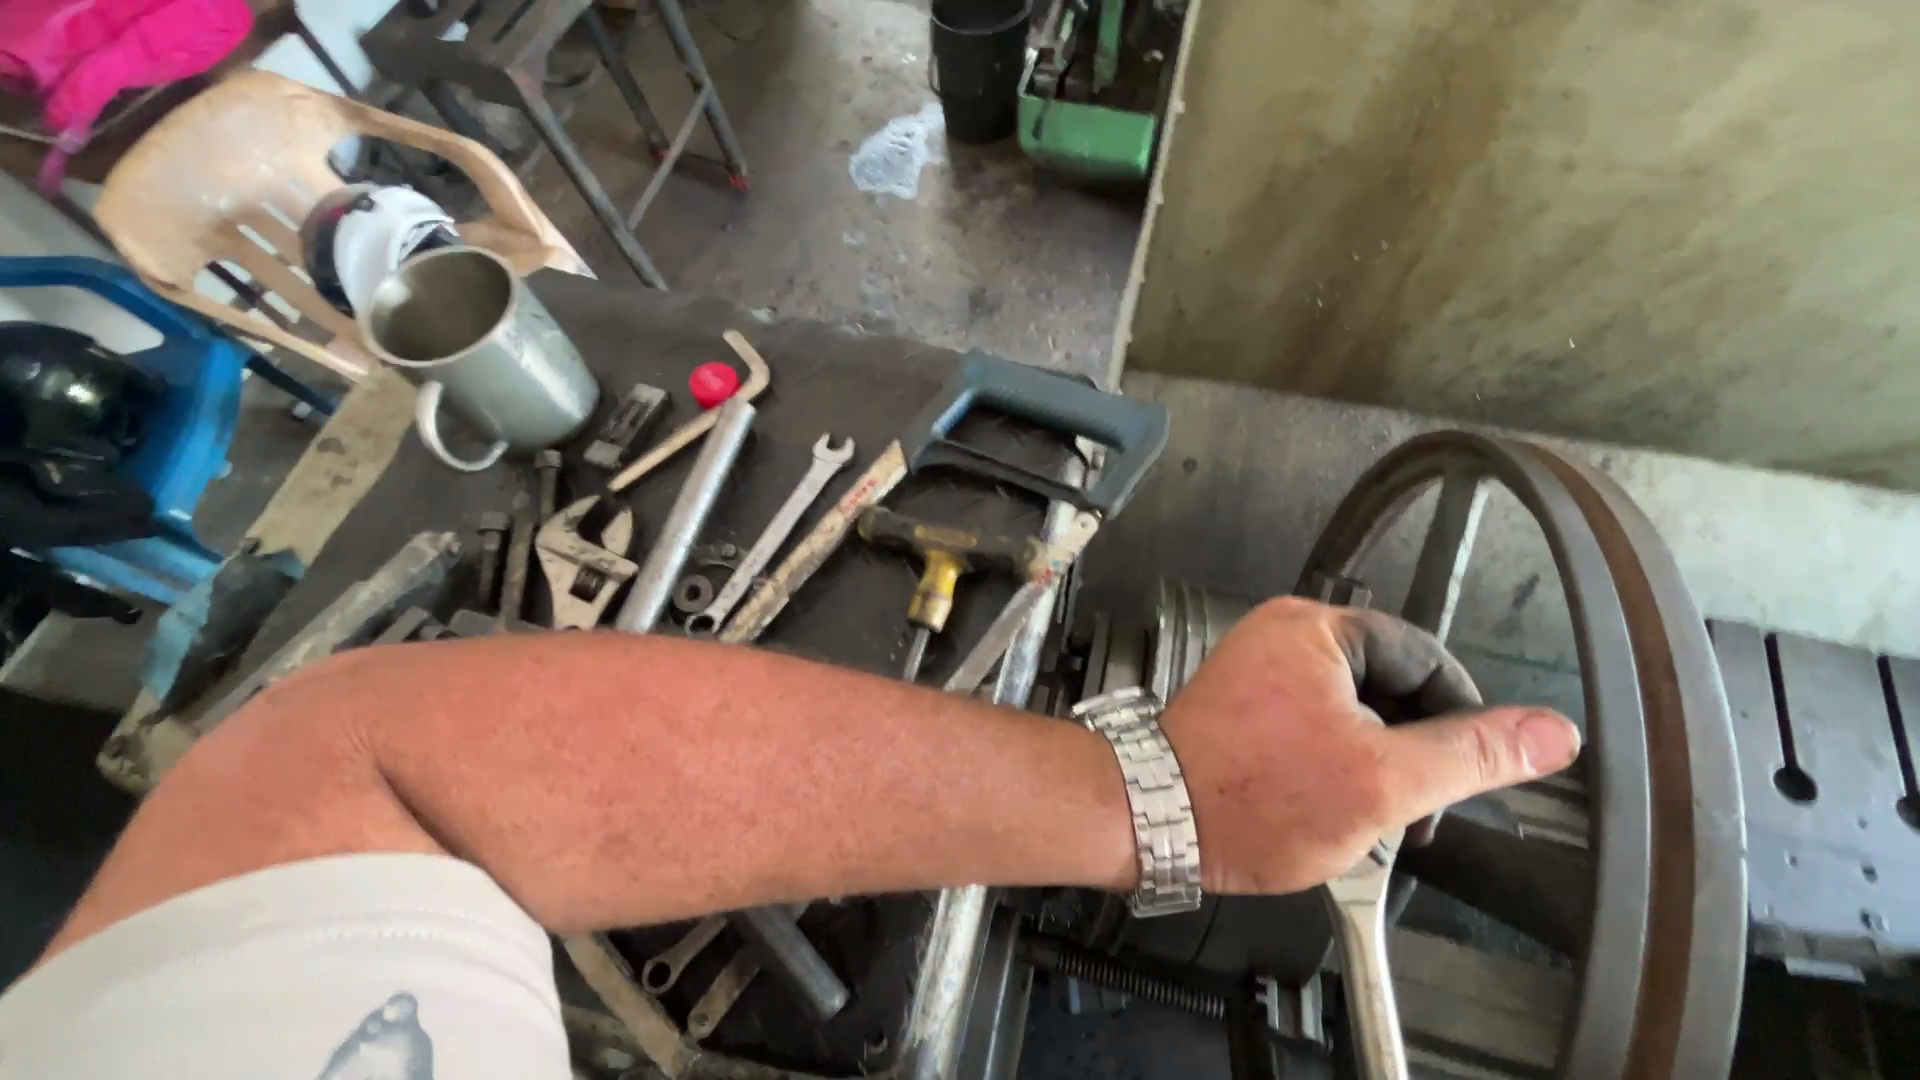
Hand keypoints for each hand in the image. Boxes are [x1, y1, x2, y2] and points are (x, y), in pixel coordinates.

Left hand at [1159, 597, 1580, 894]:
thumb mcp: (1384, 781)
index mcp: (1315, 630)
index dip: (1459, 718)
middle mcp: (1280, 636)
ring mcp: (1255, 669)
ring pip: (1350, 711)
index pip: (1423, 659)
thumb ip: (1471, 754)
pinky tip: (1331, 806)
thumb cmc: (1256, 798)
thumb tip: (1552, 731)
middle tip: (1416, 810)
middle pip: (1386, 685)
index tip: (1467, 773)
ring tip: (1371, 817)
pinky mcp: (1241, 705)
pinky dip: (1334, 761)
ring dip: (1375, 762)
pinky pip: (1310, 723)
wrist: (1153, 820)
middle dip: (1411, 748)